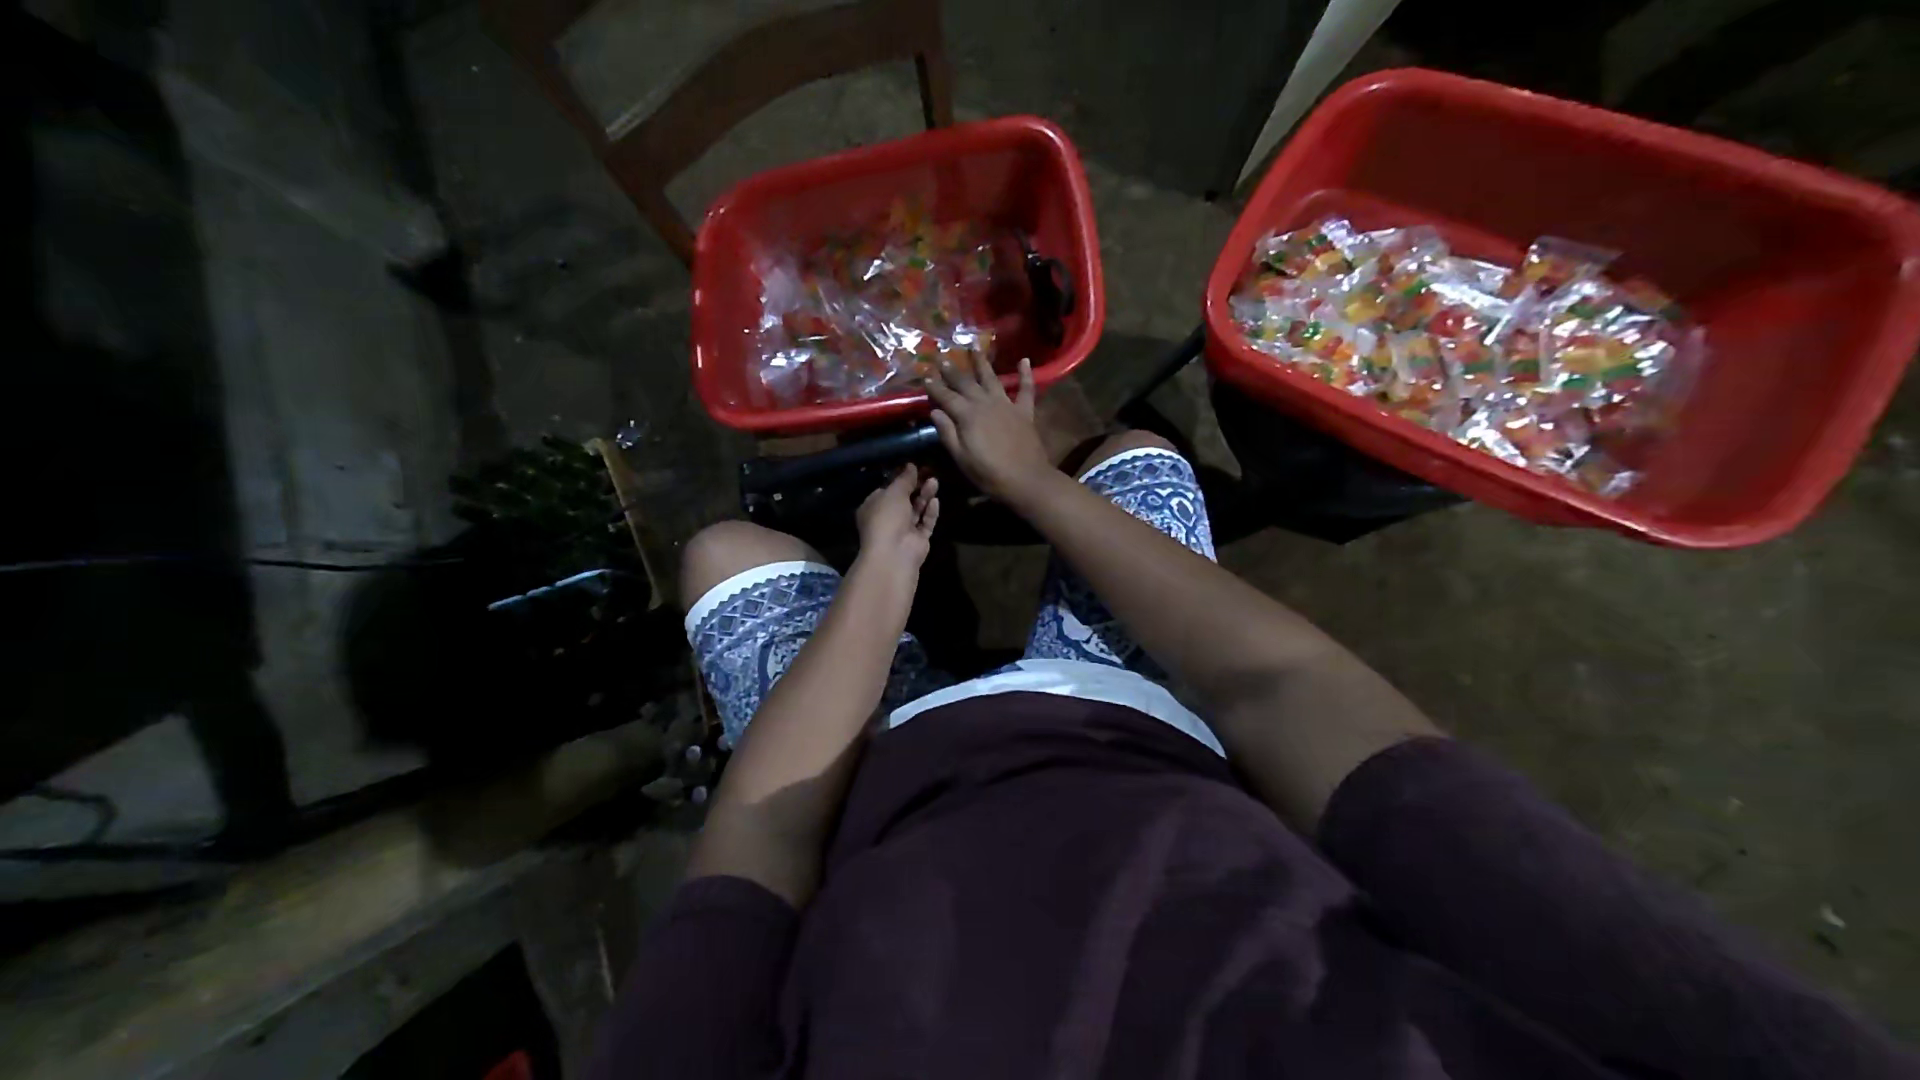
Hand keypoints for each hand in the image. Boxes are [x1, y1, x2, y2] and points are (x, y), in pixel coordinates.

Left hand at [855, 464, 939, 570]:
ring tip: (935, 482)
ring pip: (916, 510)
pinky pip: (925, 523)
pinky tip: (936, 500)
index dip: (900, 479)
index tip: (913, 468)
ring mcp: (903, 530)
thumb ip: (904, 479)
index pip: (886, 490)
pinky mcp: (918, 539)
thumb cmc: (887, 517)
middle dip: (916, 486)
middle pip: (904, 499)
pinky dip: (930, 512)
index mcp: (873, 507)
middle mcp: (887, 518)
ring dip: (925, 496)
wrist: (894, 552)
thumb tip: (911, 466)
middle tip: (929, 472)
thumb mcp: (894, 492)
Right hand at [925, 354, 1052, 501]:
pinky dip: (1025, 374)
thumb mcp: (961, 458)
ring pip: (992, 379)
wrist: (1026, 480)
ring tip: (974, 348)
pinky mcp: (1024, 411)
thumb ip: (948, 433)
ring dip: (982, 363)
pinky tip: (1024, 360)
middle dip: (953, 371)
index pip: (946, 397)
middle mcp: (985, 404)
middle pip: (966, 383)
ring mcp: (1006, 405)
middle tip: (943, 358)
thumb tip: (935, 411)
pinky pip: (1026, 389)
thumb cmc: (989, 474)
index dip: (935, 387)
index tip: (925, 377)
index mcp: (967, 416)